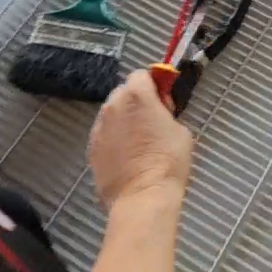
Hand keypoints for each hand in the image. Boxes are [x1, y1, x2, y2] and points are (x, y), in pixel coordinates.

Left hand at [88, 70, 193, 210]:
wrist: (142, 198)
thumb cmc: (168, 160)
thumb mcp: (179, 129)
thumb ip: (165, 112)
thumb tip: (157, 113)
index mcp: (137, 95)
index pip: (141, 74)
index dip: (153, 85)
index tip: (163, 101)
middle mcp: (113, 106)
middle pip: (123, 92)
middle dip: (136, 101)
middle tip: (151, 120)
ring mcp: (98, 128)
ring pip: (112, 113)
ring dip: (123, 119)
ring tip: (138, 141)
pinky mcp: (91, 149)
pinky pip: (105, 134)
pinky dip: (114, 138)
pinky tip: (126, 156)